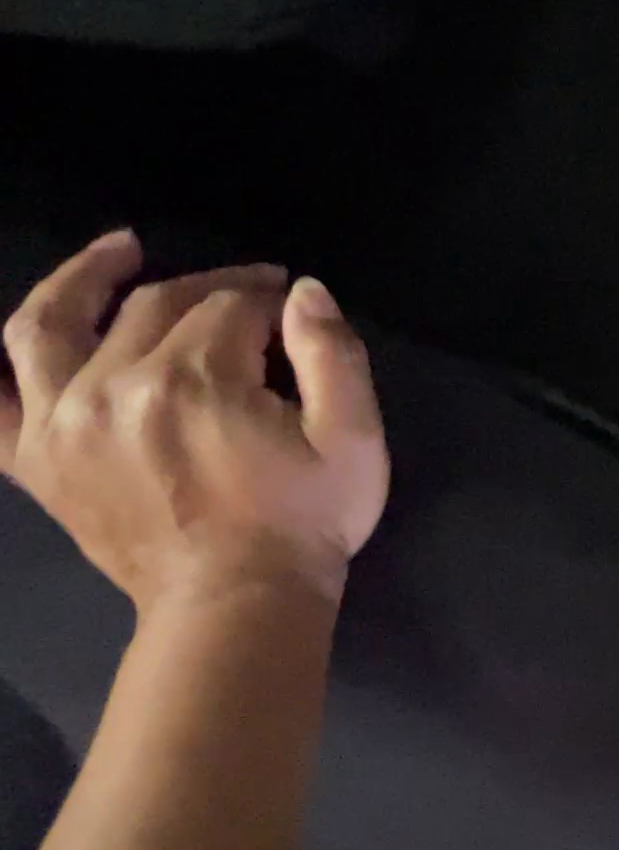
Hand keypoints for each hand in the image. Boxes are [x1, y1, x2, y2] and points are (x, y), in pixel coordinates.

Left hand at [0, 231, 388, 612]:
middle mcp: (112, 388)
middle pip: (155, 305)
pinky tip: (33, 335)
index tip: (298, 301)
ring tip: (119, 250)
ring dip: (84, 279)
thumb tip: (306, 292)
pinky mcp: (36, 461)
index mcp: (197, 381)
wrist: (239, 598)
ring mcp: (59, 424)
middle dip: (211, 285)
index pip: (231, 306)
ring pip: (49, 326)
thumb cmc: (309, 516)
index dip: (270, 294)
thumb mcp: (354, 436)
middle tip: (257, 288)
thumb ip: (334, 356)